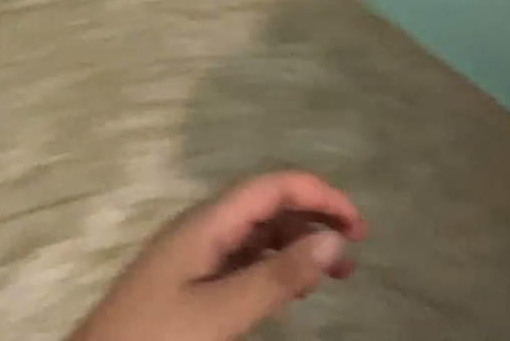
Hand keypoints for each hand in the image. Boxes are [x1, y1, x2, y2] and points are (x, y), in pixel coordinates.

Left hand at [69, 171, 367, 340]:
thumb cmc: (153, 339)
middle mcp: (203, 226)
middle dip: (315, 219)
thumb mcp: (219, 314)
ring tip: (333, 275)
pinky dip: (275, 266)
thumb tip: (335, 239)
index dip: (320, 194)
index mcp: (207, 220)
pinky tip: (289, 290)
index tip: (356, 225)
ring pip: (259, 233)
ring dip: (299, 245)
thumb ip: (277, 276)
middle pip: (270, 204)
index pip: (275, 185)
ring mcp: (193, 254)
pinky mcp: (188, 281)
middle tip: (354, 250)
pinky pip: (243, 259)